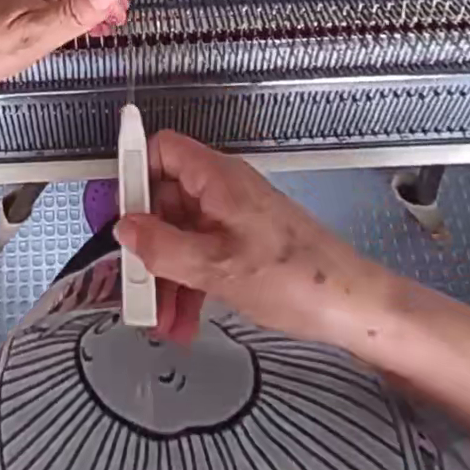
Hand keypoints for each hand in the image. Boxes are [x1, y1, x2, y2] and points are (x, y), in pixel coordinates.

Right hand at [116, 131, 394, 348]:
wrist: (353, 306)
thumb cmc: (292, 276)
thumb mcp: (216, 266)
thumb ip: (162, 245)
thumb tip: (123, 227)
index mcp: (216, 176)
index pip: (162, 149)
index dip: (135, 172)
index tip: (116, 210)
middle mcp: (221, 188)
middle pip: (165, 198)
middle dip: (147, 243)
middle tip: (135, 285)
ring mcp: (231, 215)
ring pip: (181, 232)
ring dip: (165, 274)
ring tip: (161, 320)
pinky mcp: (241, 240)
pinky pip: (201, 251)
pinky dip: (188, 281)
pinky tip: (184, 321)